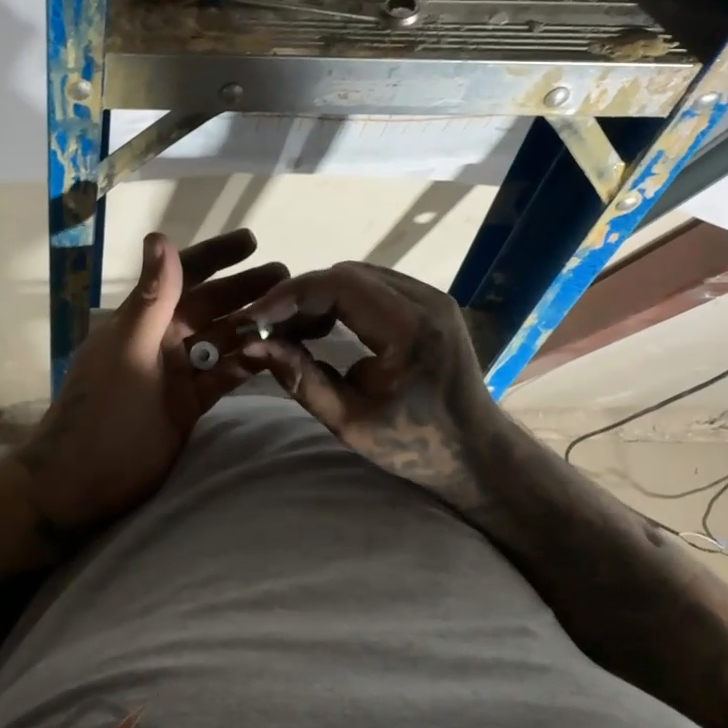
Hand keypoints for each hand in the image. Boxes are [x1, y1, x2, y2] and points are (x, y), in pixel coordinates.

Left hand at [14, 229, 286, 535]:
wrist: (81, 481)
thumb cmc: (103, 412)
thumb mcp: (129, 351)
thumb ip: (152, 299)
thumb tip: (161, 237)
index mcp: (140, 321)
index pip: (181, 276)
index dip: (214, 256)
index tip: (251, 240)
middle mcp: (160, 340)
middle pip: (209, 305)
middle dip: (245, 289)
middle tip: (290, 278)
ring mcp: (176, 373)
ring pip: (221, 339)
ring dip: (253, 325)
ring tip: (295, 313)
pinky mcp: (189, 404)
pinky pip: (224, 375)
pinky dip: (248, 363)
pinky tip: (277, 352)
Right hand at [229, 262, 504, 509]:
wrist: (476, 452)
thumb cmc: (413, 445)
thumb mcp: (347, 421)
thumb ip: (299, 378)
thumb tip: (251, 345)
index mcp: (409, 328)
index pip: (337, 285)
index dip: (288, 296)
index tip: (253, 319)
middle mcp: (424, 300)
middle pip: (344, 275)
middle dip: (298, 297)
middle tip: (265, 328)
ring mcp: (430, 297)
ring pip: (356, 276)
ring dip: (316, 297)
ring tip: (287, 330)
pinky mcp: (429, 303)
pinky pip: (371, 286)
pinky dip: (338, 301)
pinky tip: (320, 328)